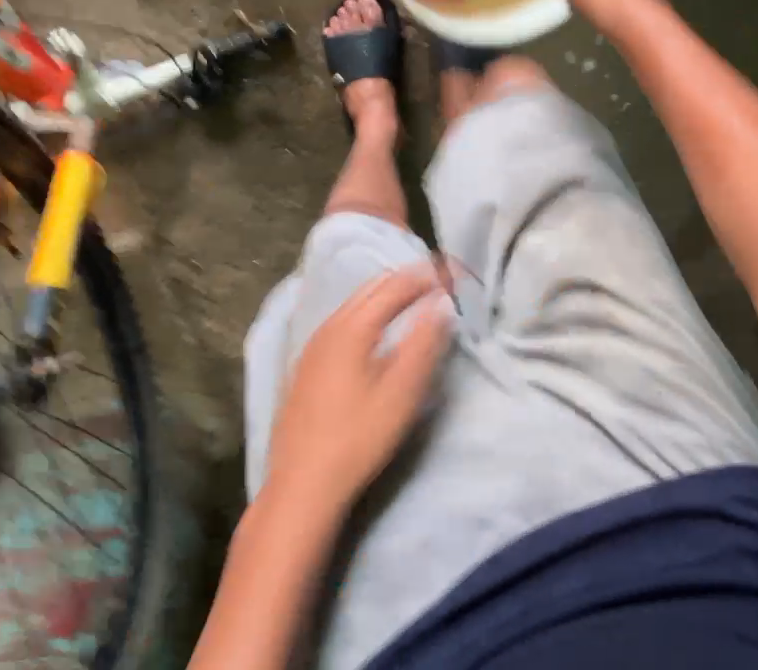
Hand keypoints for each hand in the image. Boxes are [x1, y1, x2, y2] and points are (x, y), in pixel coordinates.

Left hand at [265, 266, 451, 511]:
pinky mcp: (307, 365)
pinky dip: (369, 310)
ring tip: (417, 299)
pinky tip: (379, 330)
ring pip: (356, 302)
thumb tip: (442, 305)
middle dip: (408, 278)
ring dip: (388, 293)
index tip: (455, 273)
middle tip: (439, 282)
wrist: (302, 484)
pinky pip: (344, 319)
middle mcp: (329, 327)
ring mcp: (313, 345)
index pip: (397, 285)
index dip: (428, 276)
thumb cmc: (358, 438)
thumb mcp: (402, 393)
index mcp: (353, 328)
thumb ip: (425, 344)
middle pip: (373, 287)